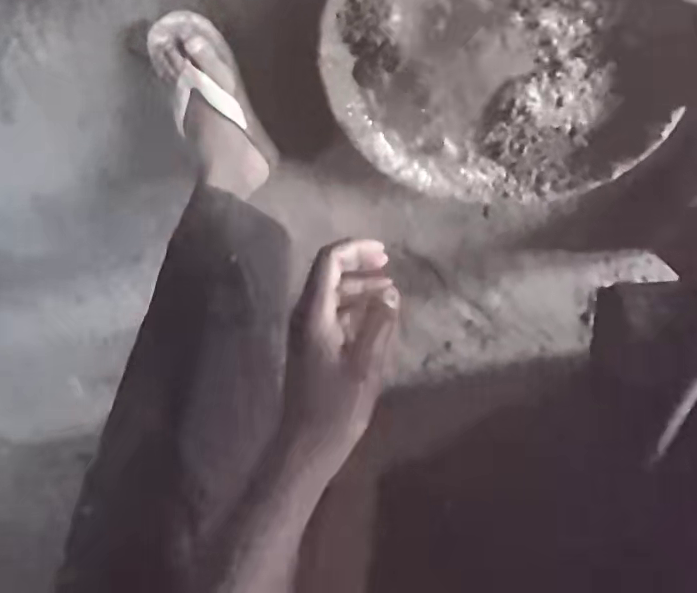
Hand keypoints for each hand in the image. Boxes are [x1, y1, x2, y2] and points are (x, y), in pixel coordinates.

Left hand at [278, 239, 399, 469]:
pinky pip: (332, 310)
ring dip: (359, 285)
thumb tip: (391, 292)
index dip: (355, 250)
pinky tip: (376, 315)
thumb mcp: (366, 366)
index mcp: (314, 312)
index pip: (329, 261)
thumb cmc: (336, 408)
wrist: (305, 446)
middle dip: (359, 263)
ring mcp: (305, 328)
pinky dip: (354, 304)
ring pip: (332, 290)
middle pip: (328, 271)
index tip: (384, 253)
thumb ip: (379, 324)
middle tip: (389, 265)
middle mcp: (305, 313)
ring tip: (390, 291)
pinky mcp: (311, 342)